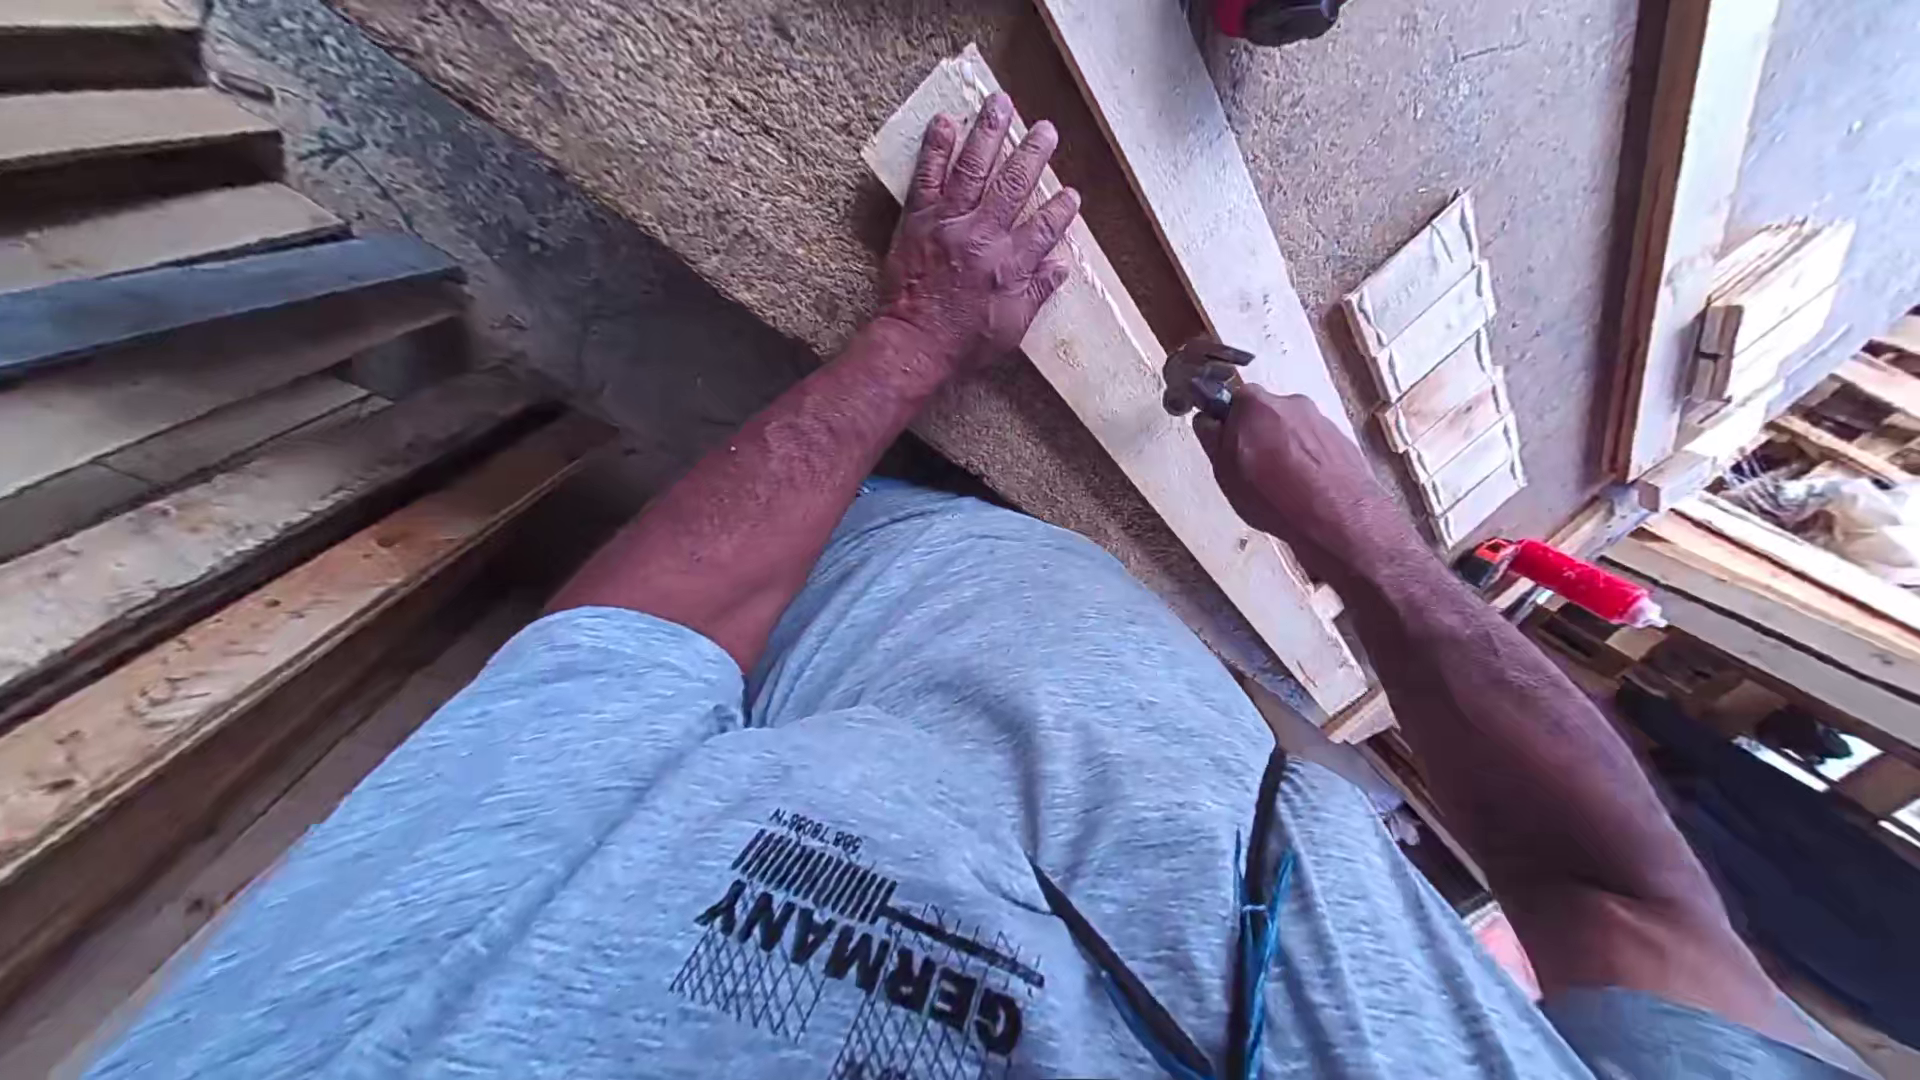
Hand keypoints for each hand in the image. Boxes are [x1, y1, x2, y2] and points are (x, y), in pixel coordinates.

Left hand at [877, 93, 1080, 371]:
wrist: (914, 344)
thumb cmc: (964, 344)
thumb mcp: (1011, 328)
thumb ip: (1037, 293)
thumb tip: (1061, 266)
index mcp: (1010, 265)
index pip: (1044, 228)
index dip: (1062, 209)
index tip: (1072, 195)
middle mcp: (984, 236)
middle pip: (1014, 185)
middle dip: (1034, 154)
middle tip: (1046, 130)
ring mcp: (949, 224)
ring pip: (974, 169)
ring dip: (989, 133)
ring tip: (1000, 103)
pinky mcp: (918, 221)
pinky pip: (927, 177)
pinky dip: (936, 148)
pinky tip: (945, 123)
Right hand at [1197, 387, 1422, 587]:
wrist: (1335, 515)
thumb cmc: (1275, 494)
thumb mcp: (1223, 471)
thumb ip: (1212, 438)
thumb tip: (1207, 422)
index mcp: (1255, 404)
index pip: (1232, 399)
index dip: (1226, 422)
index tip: (1223, 443)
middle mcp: (1290, 403)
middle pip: (1264, 413)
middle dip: (1255, 434)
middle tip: (1247, 468)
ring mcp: (1319, 419)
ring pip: (1290, 430)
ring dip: (1281, 449)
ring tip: (1275, 484)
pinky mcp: (1341, 439)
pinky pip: (1312, 445)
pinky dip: (1304, 461)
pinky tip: (1299, 487)